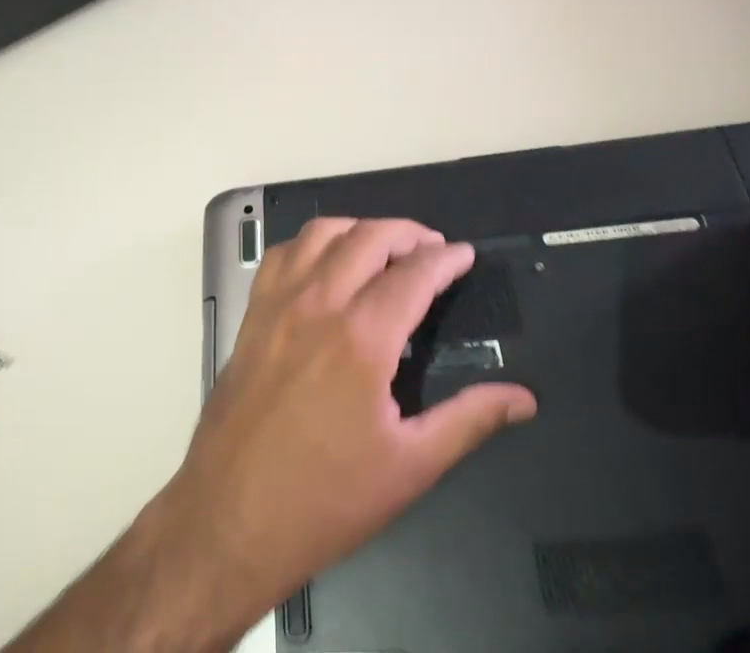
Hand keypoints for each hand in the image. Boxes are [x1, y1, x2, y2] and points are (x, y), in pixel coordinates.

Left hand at [4, 218, 535, 652]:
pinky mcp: (250, 321)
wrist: (228, 521)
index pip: (414, 273)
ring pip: (319, 235)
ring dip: (358, 229)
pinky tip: (322, 263)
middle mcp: (316, 308)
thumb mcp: (410, 466)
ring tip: (383, 245)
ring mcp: (275, 309)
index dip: (446, 258)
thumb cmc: (324, 500)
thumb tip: (521, 398)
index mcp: (361, 338)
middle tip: (432, 248)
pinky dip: (309, 244)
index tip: (464, 256)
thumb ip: (470, 420)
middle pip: (367, 238)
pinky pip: (279, 258)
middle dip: (407, 232)